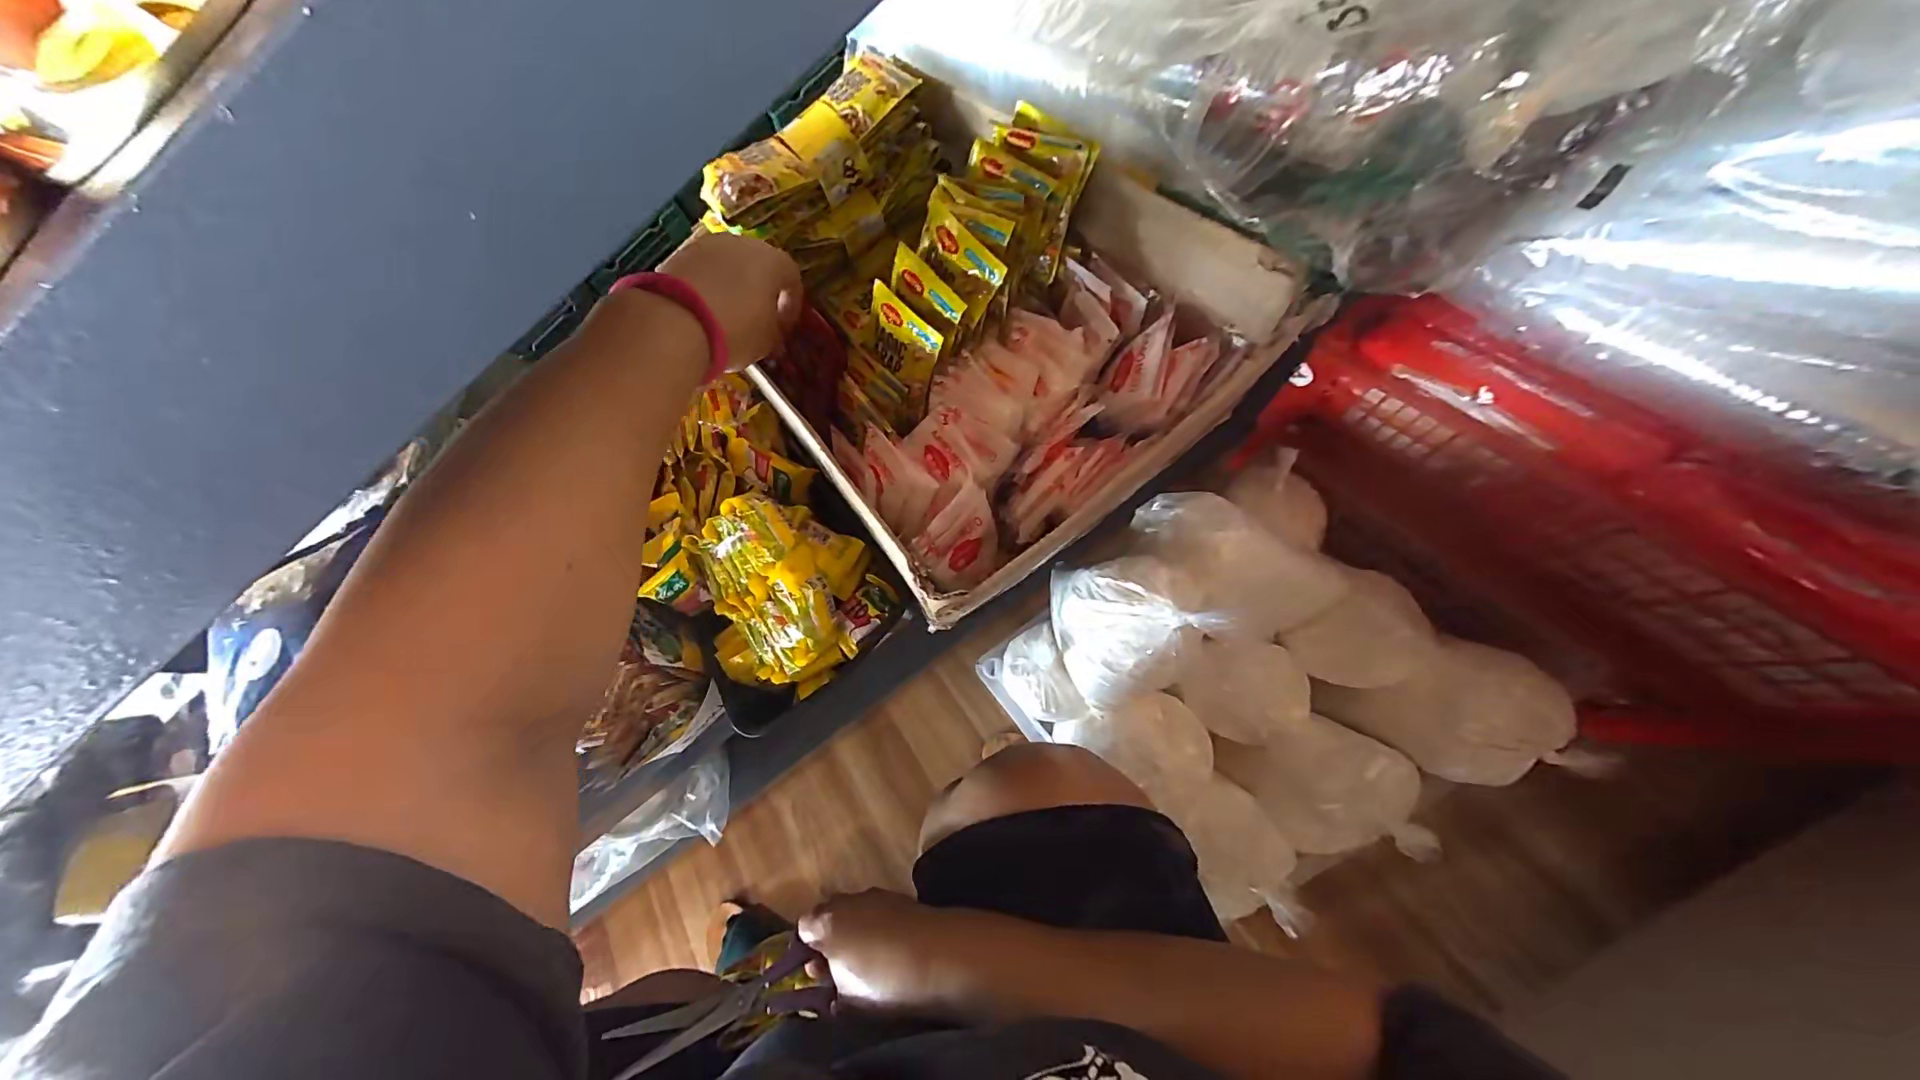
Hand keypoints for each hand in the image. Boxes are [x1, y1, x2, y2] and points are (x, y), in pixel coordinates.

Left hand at [657, 232, 801, 369]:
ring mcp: (707, 245)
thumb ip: (775, 331)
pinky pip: (703, 272)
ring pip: (728, 267)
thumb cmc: (736, 331)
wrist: (674, 323)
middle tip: (756, 320)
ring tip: (726, 317)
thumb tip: (771, 329)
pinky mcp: (677, 253)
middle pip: (758, 267)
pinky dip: (707, 288)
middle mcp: (743, 243)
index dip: (791, 306)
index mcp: (774, 261)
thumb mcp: (766, 341)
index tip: (784, 329)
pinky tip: (703, 313)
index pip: (792, 280)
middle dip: (760, 292)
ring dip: (732, 288)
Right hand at [798, 890, 979, 1014]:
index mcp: (827, 920)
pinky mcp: (903, 898)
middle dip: (831, 935)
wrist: (940, 954)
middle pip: (830, 914)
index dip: (807, 947)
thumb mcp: (846, 992)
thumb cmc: (884, 978)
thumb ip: (829, 976)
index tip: (814, 968)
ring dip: (857, 929)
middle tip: (837, 966)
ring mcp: (879, 895)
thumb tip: (823, 967)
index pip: (804, 925)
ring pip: (857, 912)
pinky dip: (878, 926)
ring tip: (865, 959)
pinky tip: (888, 948)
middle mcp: (850, 898)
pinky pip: (880, 912)